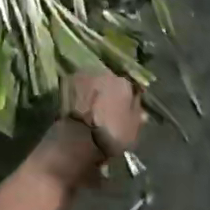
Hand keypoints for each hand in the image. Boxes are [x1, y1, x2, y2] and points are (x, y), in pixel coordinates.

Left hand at [35, 71, 143, 186]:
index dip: (126, 97)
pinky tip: (78, 102)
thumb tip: (140, 106)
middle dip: (108, 90)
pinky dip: (79, 90)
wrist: (81, 136)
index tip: (124, 107)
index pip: (129, 86)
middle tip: (105, 105)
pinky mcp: (69, 80)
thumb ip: (137, 114)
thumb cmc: (112, 135)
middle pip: (109, 79)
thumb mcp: (133, 130)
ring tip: (90, 104)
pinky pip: (78, 83)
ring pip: (93, 79)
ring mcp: (85, 74)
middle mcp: (105, 72)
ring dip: (93, 88)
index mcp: (124, 83)